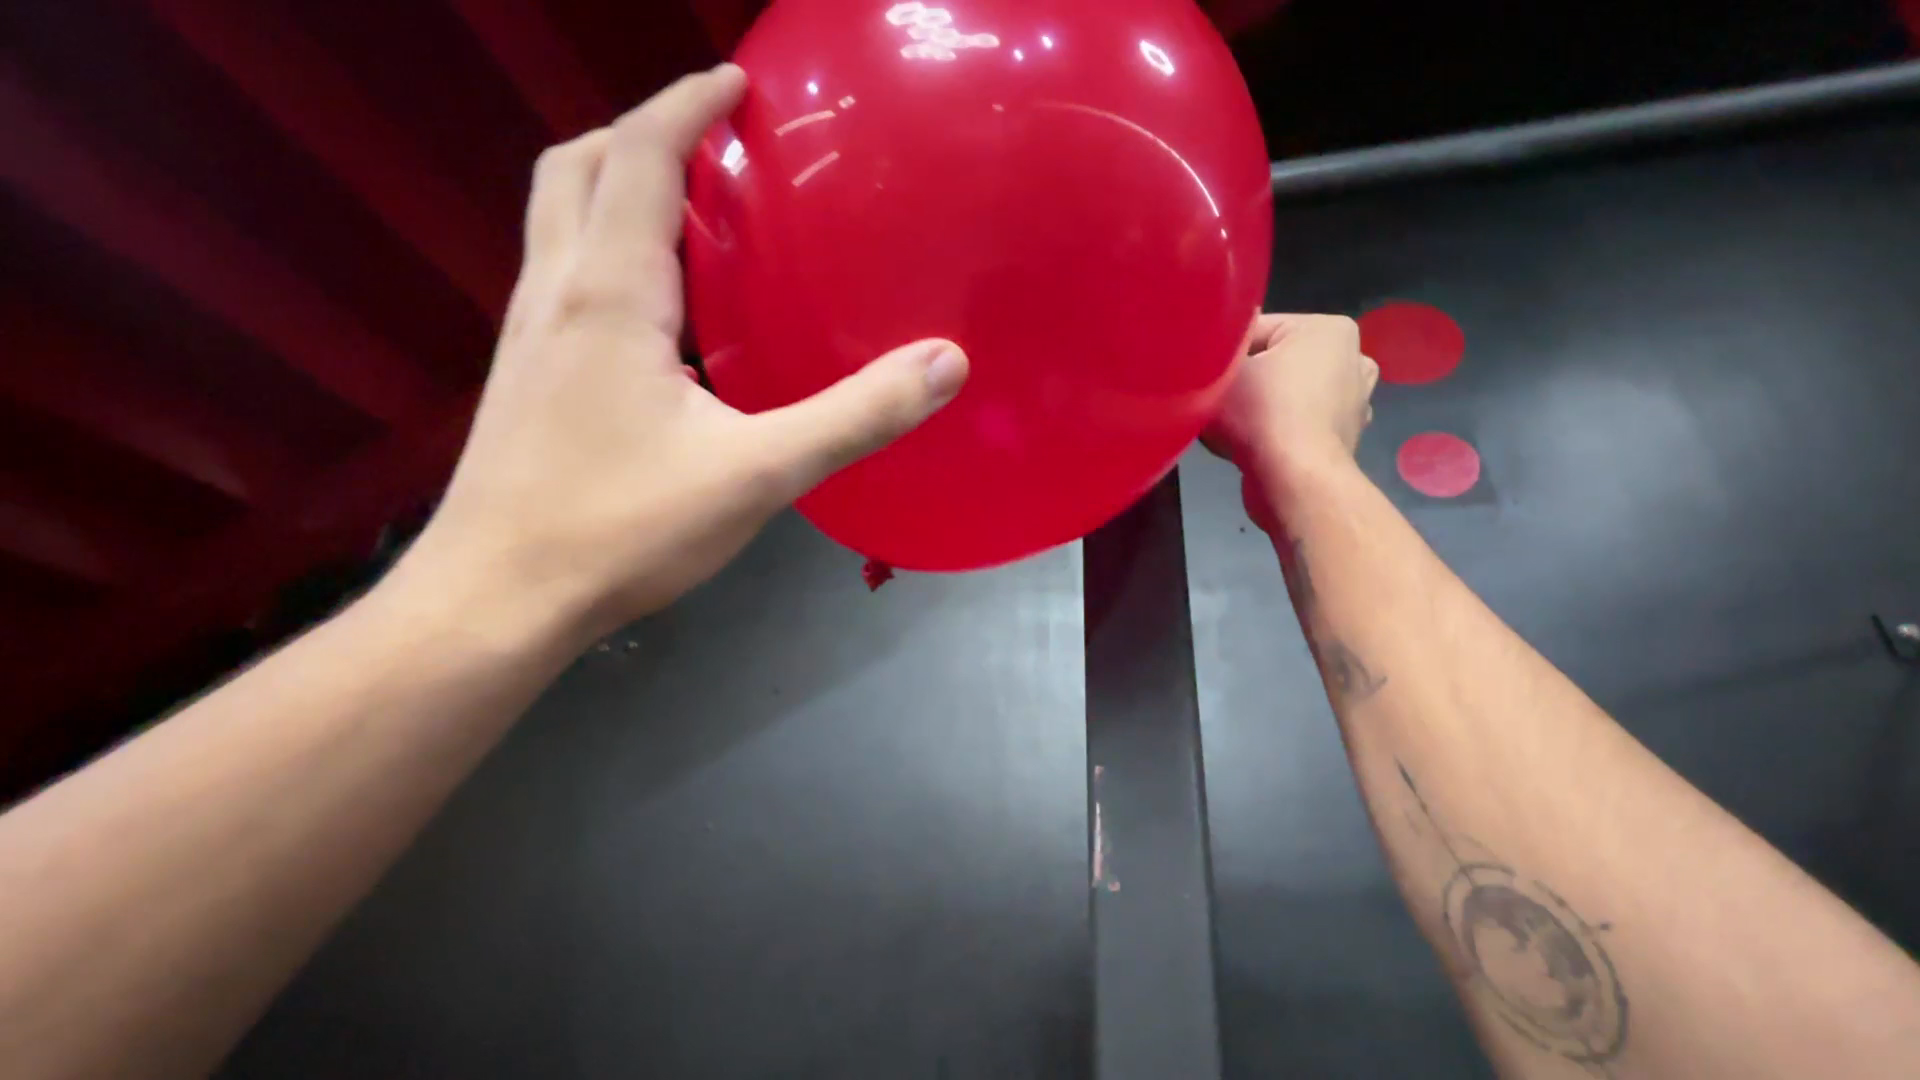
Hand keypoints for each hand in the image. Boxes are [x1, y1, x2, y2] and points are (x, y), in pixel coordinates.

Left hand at [406, 65, 968, 636]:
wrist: (496, 600)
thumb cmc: (621, 529)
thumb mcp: (756, 474)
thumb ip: (853, 417)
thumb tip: (944, 364)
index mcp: (609, 294)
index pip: (637, 155)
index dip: (684, 103)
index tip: (734, 82)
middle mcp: (554, 295)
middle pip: (574, 168)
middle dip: (638, 133)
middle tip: (710, 147)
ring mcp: (526, 337)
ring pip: (556, 221)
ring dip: (613, 188)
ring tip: (689, 215)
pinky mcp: (522, 379)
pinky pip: (559, 278)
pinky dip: (603, 252)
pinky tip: (656, 313)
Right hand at [1208, 313, 1378, 473]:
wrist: (1293, 481)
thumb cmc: (1261, 413)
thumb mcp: (1221, 369)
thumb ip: (1212, 353)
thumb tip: (1205, 354)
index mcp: (1329, 329)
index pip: (1256, 330)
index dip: (1223, 354)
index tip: (1203, 376)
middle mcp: (1352, 359)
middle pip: (1275, 361)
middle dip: (1246, 380)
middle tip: (1215, 401)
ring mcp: (1353, 402)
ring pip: (1285, 394)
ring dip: (1260, 406)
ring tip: (1232, 425)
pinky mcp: (1344, 439)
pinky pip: (1297, 423)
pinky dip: (1278, 431)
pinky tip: (1256, 445)